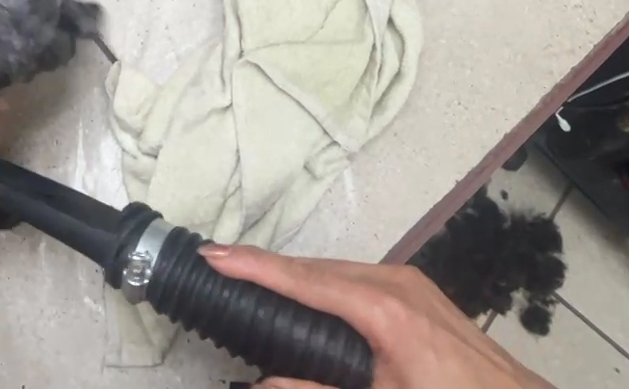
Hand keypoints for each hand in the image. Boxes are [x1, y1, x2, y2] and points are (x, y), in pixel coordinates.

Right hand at [202, 246, 553, 388]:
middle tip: (218, 265)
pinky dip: (322, 285)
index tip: (212, 253)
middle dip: (266, 266)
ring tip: (250, 278)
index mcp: (383, 308)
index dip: (255, 266)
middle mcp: (393, 280)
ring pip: (335, 270)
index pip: (304, 280)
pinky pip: (355, 278)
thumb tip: (260, 383)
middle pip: (315, 268)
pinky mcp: (416, 290)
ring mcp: (407, 281)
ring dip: (293, 275)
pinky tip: (304, 296)